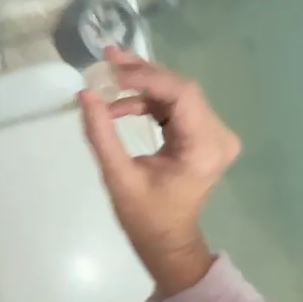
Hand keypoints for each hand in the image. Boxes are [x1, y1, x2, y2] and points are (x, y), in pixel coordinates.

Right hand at [78, 47, 241, 297]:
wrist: (167, 241)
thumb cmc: (144, 218)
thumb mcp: (118, 177)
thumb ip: (101, 134)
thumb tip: (85, 95)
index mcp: (204, 148)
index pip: (181, 94)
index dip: (146, 77)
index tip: (111, 70)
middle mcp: (217, 135)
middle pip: (180, 89)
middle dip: (141, 74)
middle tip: (106, 60)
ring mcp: (213, 134)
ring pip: (177, 93)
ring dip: (142, 85)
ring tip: (107, 78)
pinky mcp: (202, 134)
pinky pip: (175, 106)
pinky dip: (148, 99)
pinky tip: (121, 101)